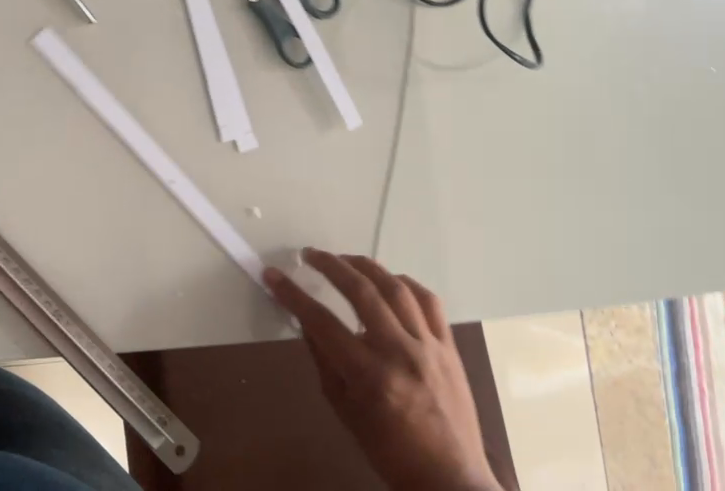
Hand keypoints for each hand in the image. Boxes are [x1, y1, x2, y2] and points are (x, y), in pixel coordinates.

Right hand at [265, 251, 500, 490]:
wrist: (450, 480)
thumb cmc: (389, 450)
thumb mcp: (345, 410)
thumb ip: (325, 360)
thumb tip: (306, 321)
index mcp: (370, 375)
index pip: (322, 321)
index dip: (293, 294)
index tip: (274, 275)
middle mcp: (400, 353)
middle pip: (361, 292)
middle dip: (330, 265)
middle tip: (309, 254)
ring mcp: (429, 347)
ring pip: (397, 289)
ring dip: (366, 267)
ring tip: (345, 260)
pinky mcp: (450, 348)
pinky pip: (429, 302)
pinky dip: (406, 284)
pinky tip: (390, 282)